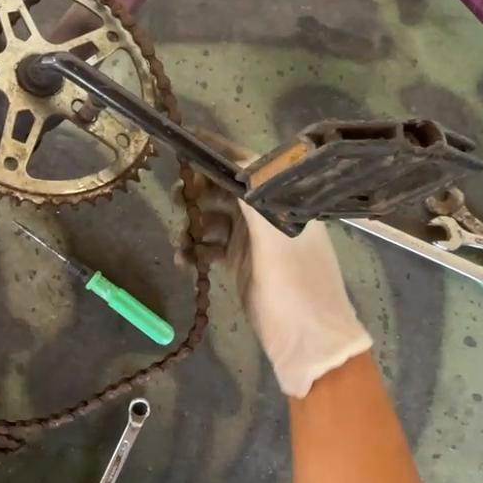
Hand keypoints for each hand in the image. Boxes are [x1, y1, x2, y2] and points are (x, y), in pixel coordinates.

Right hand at [181, 160, 371, 398]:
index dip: (220, 152)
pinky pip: (209, 245)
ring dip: (192, 225)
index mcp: (284, 203)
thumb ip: (255, 199)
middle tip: (176, 199)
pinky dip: (194, 249)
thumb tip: (236, 160)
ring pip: (212, 218)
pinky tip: (184, 261)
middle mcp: (268, 215)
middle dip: (198, 192)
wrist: (307, 341)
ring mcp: (253, 240)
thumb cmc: (298, 287)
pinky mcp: (239, 262)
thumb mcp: (277, 238)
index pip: (249, 167)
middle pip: (224, 191)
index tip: (189, 141)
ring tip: (179, 243)